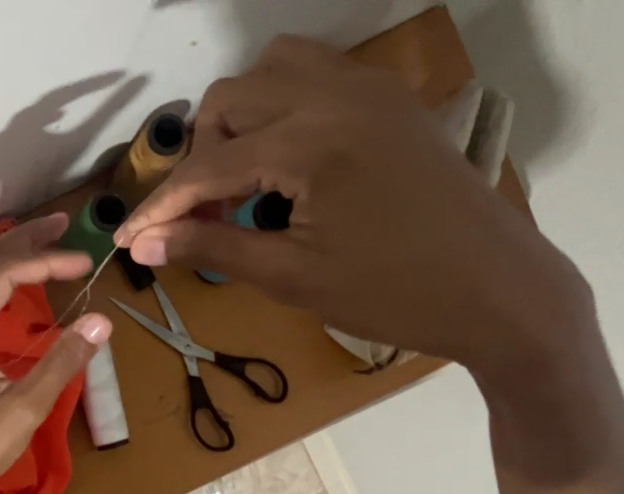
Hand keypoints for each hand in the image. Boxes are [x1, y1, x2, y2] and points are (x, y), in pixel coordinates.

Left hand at [0, 214, 112, 493]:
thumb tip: (102, 320)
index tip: (84, 264)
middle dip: (21, 240)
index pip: (3, 274)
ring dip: (0, 252)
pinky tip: (9, 279)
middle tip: (62, 225)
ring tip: (37, 241)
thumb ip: (63, 361)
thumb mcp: (27, 407)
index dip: (45, 261)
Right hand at [116, 37, 595, 373]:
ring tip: (241, 183)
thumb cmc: (390, 293)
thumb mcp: (291, 277)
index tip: (128, 240)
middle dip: (200, 157)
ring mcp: (371, 90)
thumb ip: (213, 249)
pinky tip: (285, 164)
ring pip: (273, 70)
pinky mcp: (390, 100)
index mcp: (310, 142)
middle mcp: (337, 95)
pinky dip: (282, 108)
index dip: (160, 207)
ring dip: (239, 120)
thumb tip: (145, 245)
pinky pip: (317, 75)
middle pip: (232, 98)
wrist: (496, 289)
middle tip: (200, 218)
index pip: (208, 166)